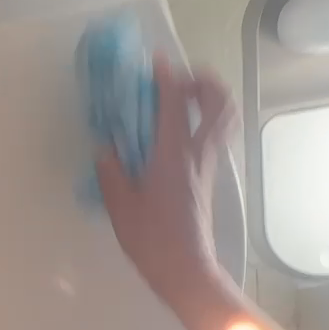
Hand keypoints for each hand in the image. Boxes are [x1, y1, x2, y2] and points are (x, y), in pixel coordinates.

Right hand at [96, 57, 234, 301]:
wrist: (184, 267)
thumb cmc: (150, 238)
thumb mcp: (120, 206)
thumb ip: (111, 172)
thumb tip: (105, 149)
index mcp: (172, 156)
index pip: (175, 104)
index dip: (166, 77)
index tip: (155, 62)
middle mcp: (197, 154)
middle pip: (217, 103)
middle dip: (203, 81)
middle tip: (178, 78)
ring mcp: (207, 165)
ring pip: (223, 118)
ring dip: (209, 98)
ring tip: (183, 98)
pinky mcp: (207, 176)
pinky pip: (215, 135)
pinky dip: (204, 119)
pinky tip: (180, 129)